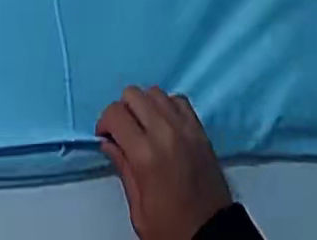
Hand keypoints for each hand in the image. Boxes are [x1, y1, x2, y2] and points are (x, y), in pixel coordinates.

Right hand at [96, 86, 233, 239]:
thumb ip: (123, 168)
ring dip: (144, 105)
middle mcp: (165, 131)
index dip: (104, 122)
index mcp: (145, 154)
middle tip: (123, 132)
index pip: (115, 113)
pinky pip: (178, 99)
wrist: (211, 235)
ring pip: (155, 92)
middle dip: (122, 110)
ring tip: (144, 127)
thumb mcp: (138, 209)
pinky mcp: (200, 128)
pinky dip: (167, 106)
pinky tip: (165, 124)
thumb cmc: (171, 228)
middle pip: (133, 94)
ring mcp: (185, 126)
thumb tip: (107, 141)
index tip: (105, 137)